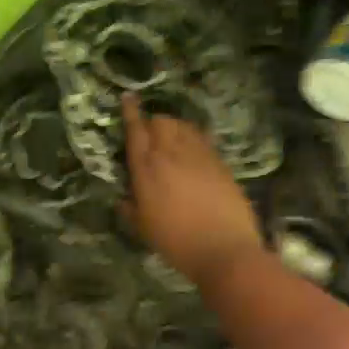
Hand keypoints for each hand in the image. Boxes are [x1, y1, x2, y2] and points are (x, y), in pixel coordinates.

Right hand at [119, 94, 264, 284]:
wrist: (225, 251)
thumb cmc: (178, 243)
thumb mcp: (144, 229)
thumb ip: (129, 209)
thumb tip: (122, 199)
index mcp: (146, 168)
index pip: (135, 129)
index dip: (130, 111)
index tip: (128, 96)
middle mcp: (170, 154)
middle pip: (160, 121)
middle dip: (153, 122)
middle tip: (152, 135)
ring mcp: (198, 155)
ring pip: (182, 125)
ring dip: (174, 126)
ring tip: (174, 138)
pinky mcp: (219, 162)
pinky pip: (203, 138)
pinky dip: (194, 137)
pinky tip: (195, 149)